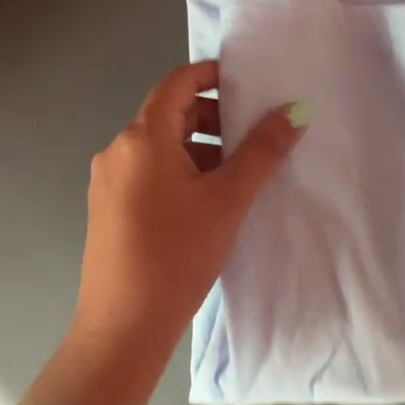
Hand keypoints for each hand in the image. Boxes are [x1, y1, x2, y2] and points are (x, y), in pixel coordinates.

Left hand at [73, 60, 305, 349]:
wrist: (123, 328)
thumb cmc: (177, 254)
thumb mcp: (229, 199)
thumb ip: (264, 150)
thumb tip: (295, 111)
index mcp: (142, 138)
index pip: (178, 82)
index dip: (213, 75)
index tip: (249, 85)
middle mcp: (118, 150)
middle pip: (170, 112)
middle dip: (214, 117)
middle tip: (254, 138)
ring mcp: (109, 181)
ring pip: (162, 145)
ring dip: (201, 147)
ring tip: (238, 176)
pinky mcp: (109, 208)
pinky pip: (150, 171)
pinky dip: (182, 170)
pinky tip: (209, 203)